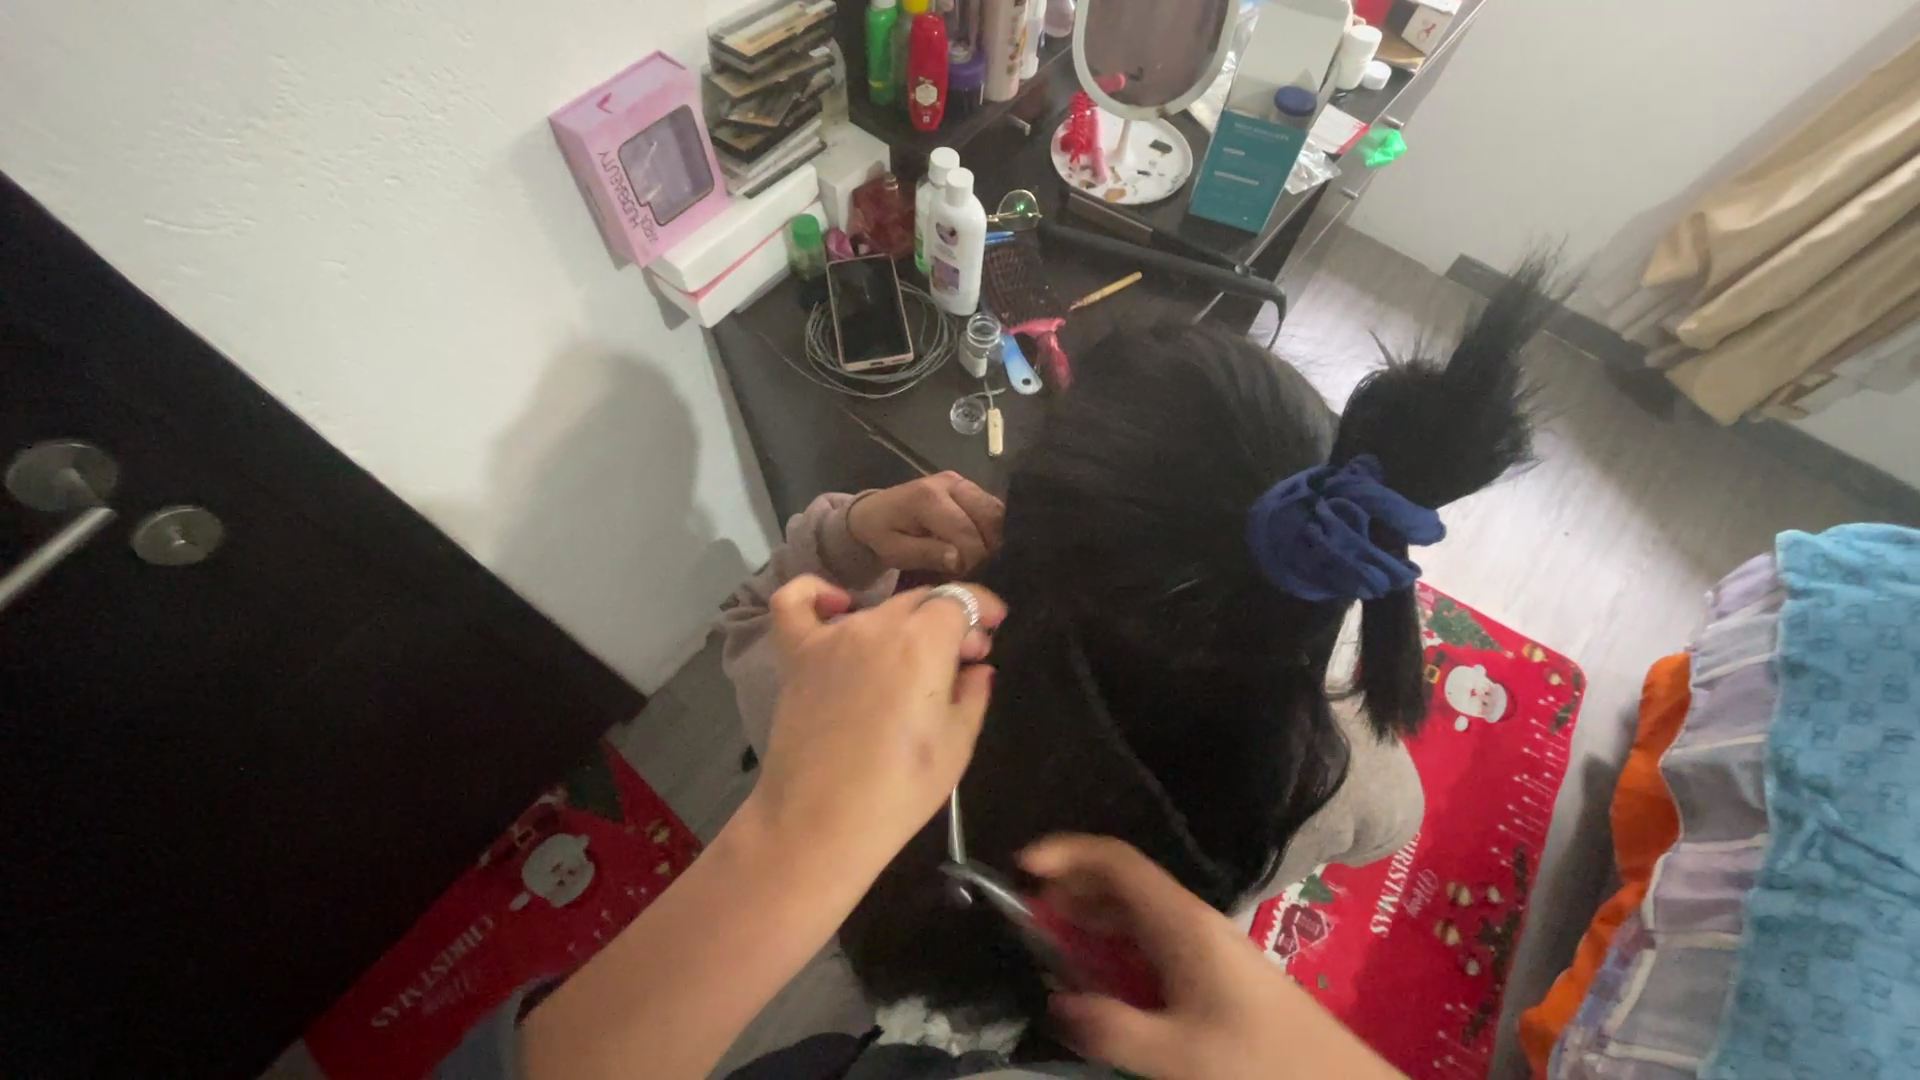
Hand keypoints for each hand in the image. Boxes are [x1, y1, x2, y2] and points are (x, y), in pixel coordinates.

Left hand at [750, 574, 1007, 873]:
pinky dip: (816, 594)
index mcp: (924, 640)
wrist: (819, 823)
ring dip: (904, 625)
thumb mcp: (957, 744)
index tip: (991, 629)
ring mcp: (833, 636)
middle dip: (949, 620)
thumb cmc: (900, 789)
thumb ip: (973, 693)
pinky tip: (836, 603)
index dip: (980, 610)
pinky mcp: (797, 654)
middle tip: (960, 661)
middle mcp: (878, 624)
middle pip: (921, 601)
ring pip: (877, 610)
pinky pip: (796, 604)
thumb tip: (977, 667)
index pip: (959, 600)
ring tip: (913, 662)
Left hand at [847, 473, 1004, 574]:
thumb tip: (959, 559)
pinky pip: (992, 506)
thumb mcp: (895, 551)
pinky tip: (983, 546)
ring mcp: (961, 481)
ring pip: (996, 510)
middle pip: (989, 516)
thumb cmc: (882, 534)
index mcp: (928, 498)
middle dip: (989, 547)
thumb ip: (926, 554)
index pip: (965, 531)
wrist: (873, 512)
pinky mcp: (967, 485)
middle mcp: (949, 483)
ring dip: (995, 537)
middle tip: (979, 569)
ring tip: (982, 558)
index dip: (972, 559)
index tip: (966, 576)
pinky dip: (993, 528)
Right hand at [1021, 836, 1403, 1079]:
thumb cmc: (1264, 1066)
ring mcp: (1200, 943)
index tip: (1022, 867)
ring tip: (1049, 944)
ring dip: (1088, 918)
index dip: (1066, 853)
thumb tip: (1055, 1002)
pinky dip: (1112, 946)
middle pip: (1119, 881)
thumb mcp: (1180, 1056)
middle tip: (1025, 917)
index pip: (1115, 860)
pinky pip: (1147, 940)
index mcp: (1179, 921)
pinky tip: (1098, 979)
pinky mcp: (1209, 970)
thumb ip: (1111, 1028)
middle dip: (1069, 889)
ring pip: (1132, 911)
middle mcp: (1187, 919)